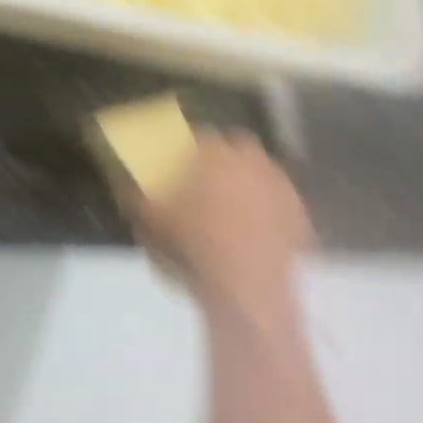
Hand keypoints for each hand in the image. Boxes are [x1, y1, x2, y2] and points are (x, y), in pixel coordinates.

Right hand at [132, 129, 312, 317]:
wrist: (247, 288)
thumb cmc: (192, 243)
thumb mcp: (146, 215)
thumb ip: (133, 190)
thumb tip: (121, 175)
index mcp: (216, 156)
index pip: (200, 134)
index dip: (186, 143)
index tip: (175, 155)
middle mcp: (254, 165)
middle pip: (239, 146)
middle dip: (224, 154)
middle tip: (204, 172)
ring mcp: (283, 191)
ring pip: (263, 171)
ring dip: (247, 178)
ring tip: (229, 199)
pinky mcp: (301, 218)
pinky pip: (279, 200)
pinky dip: (266, 205)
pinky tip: (251, 224)